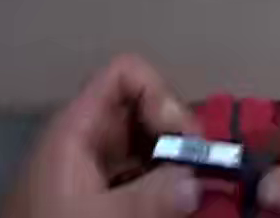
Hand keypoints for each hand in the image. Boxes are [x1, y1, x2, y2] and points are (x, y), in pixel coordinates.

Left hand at [2, 55, 200, 217]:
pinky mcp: (97, 200)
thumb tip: (195, 179)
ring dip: (173, 164)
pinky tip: (178, 207)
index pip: (124, 74)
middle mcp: (87, 137)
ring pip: (144, 145)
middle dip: (173, 134)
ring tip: (197, 192)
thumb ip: (146, 198)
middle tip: (201, 170)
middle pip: (140, 108)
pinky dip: (161, 188)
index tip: (182, 138)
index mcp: (77, 125)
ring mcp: (93, 170)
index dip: (158, 93)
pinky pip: (138, 178)